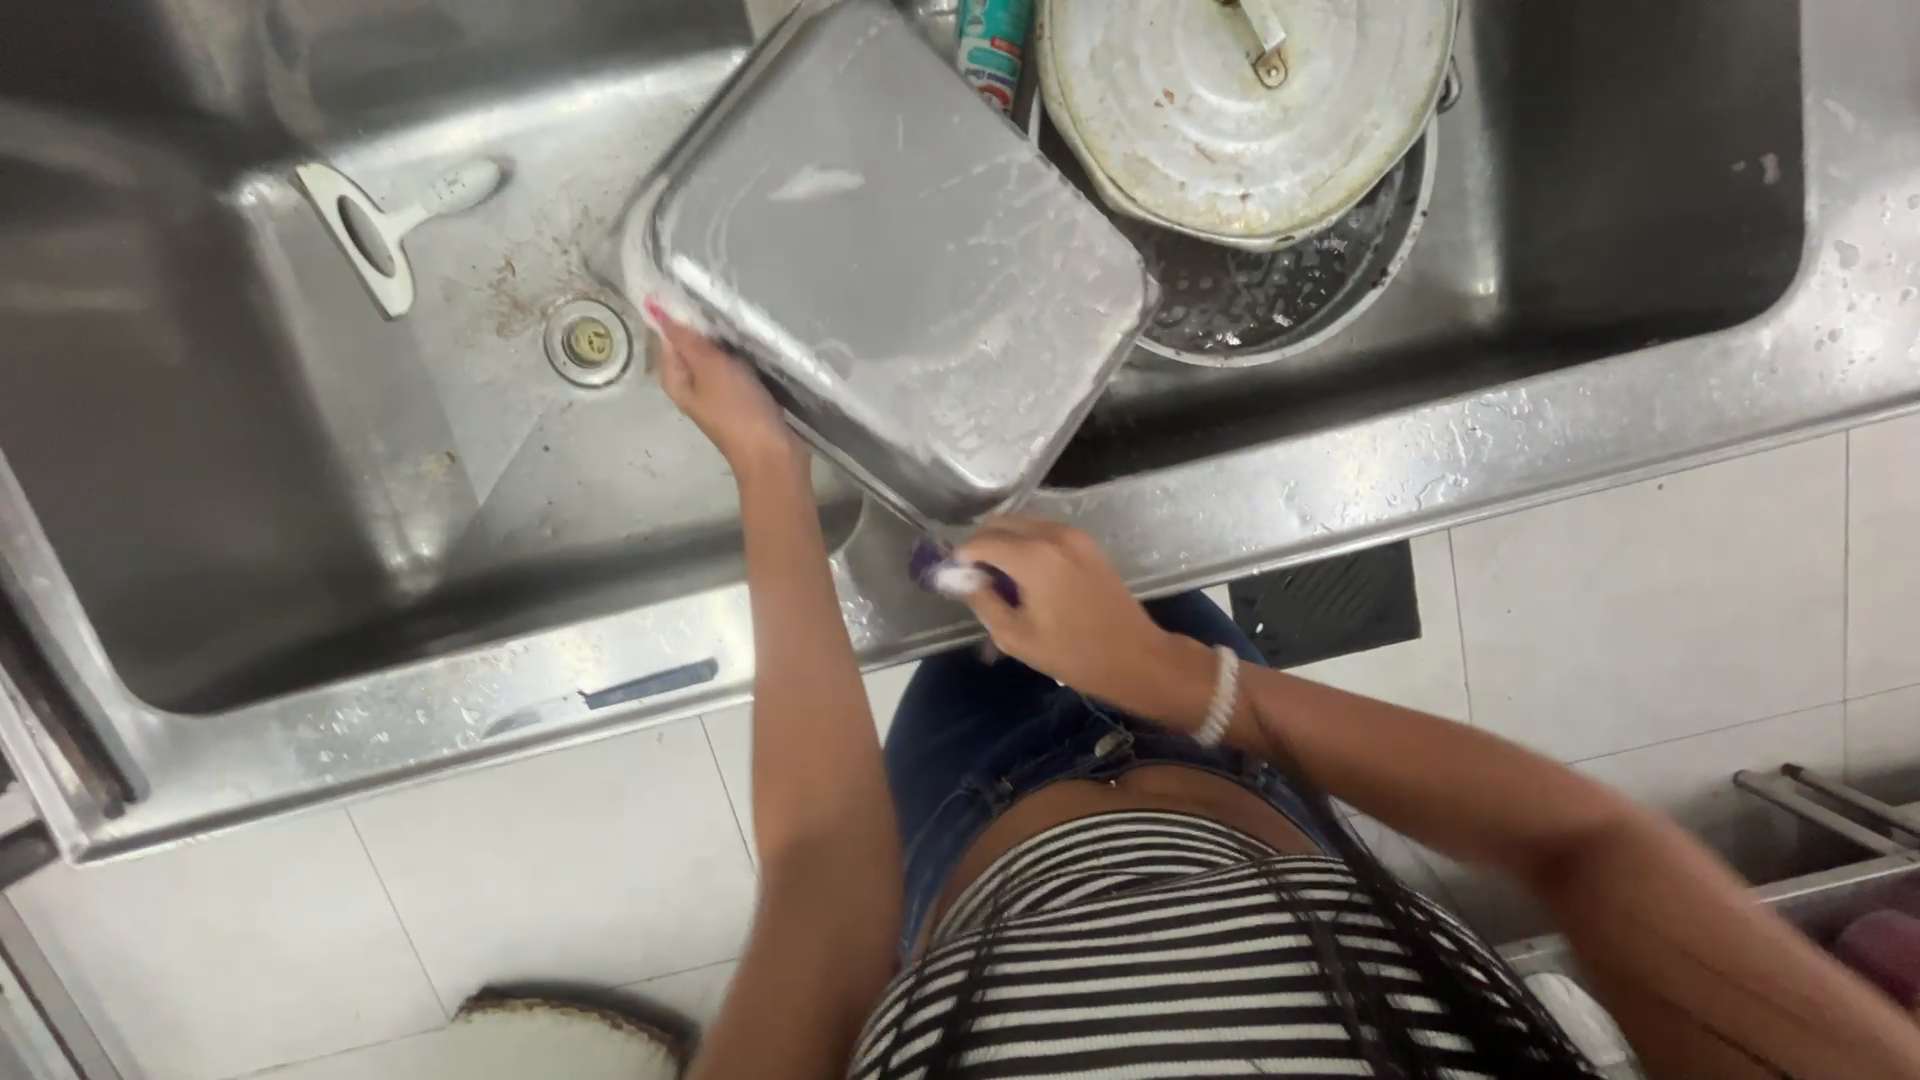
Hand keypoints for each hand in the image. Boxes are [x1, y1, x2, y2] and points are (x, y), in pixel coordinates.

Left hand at [648, 301, 804, 477]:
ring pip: (722, 355)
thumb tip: (655, 308)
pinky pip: (743, 367)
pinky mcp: (747, 397)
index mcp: (676, 379)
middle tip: (729, 298)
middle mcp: (694, 384)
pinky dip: (749, 355)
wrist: (774, 456)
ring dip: (733, 339)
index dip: (682, 312)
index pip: (669, 335)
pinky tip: (761, 342)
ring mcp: (722, 391)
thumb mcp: (711, 368)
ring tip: (747, 316)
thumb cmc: (738, 412)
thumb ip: (686, 338)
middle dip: (711, 324)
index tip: (702, 289)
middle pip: (696, 344)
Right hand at [954, 516, 1216, 729]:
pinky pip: (1045, 530)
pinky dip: (1027, 542)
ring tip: (997, 575)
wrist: (1136, 656)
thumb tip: (964, 581)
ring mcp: (1074, 535)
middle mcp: (1052, 534)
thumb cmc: (1074, 653)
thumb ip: (983, 602)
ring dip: (1004, 540)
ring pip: (1024, 522)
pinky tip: (1025, 572)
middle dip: (981, 543)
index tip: (952, 576)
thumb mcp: (1016, 636)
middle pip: (1002, 522)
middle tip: (972, 575)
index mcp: (1032, 556)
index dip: (961, 557)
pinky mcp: (1087, 543)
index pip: (981, 541)